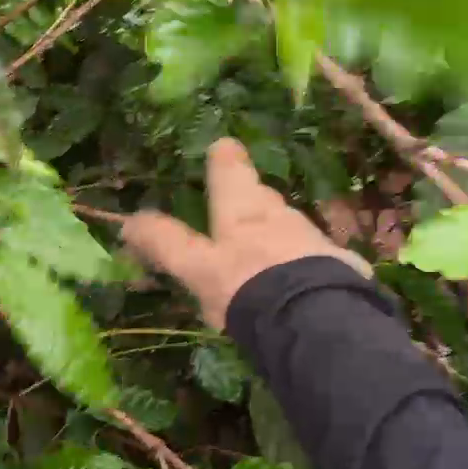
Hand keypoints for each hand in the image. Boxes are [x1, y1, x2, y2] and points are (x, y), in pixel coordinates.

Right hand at [124, 138, 370, 329]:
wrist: (318, 323)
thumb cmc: (247, 286)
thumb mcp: (195, 267)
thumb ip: (163, 242)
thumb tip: (128, 222)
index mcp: (242, 207)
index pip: (229, 169)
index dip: (224, 157)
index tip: (223, 145)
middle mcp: (279, 214)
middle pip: (261, 197)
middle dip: (250, 198)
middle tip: (238, 206)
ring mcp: (312, 240)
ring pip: (287, 226)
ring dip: (275, 234)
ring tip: (263, 253)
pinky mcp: (339, 268)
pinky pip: (313, 258)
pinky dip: (301, 264)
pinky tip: (296, 284)